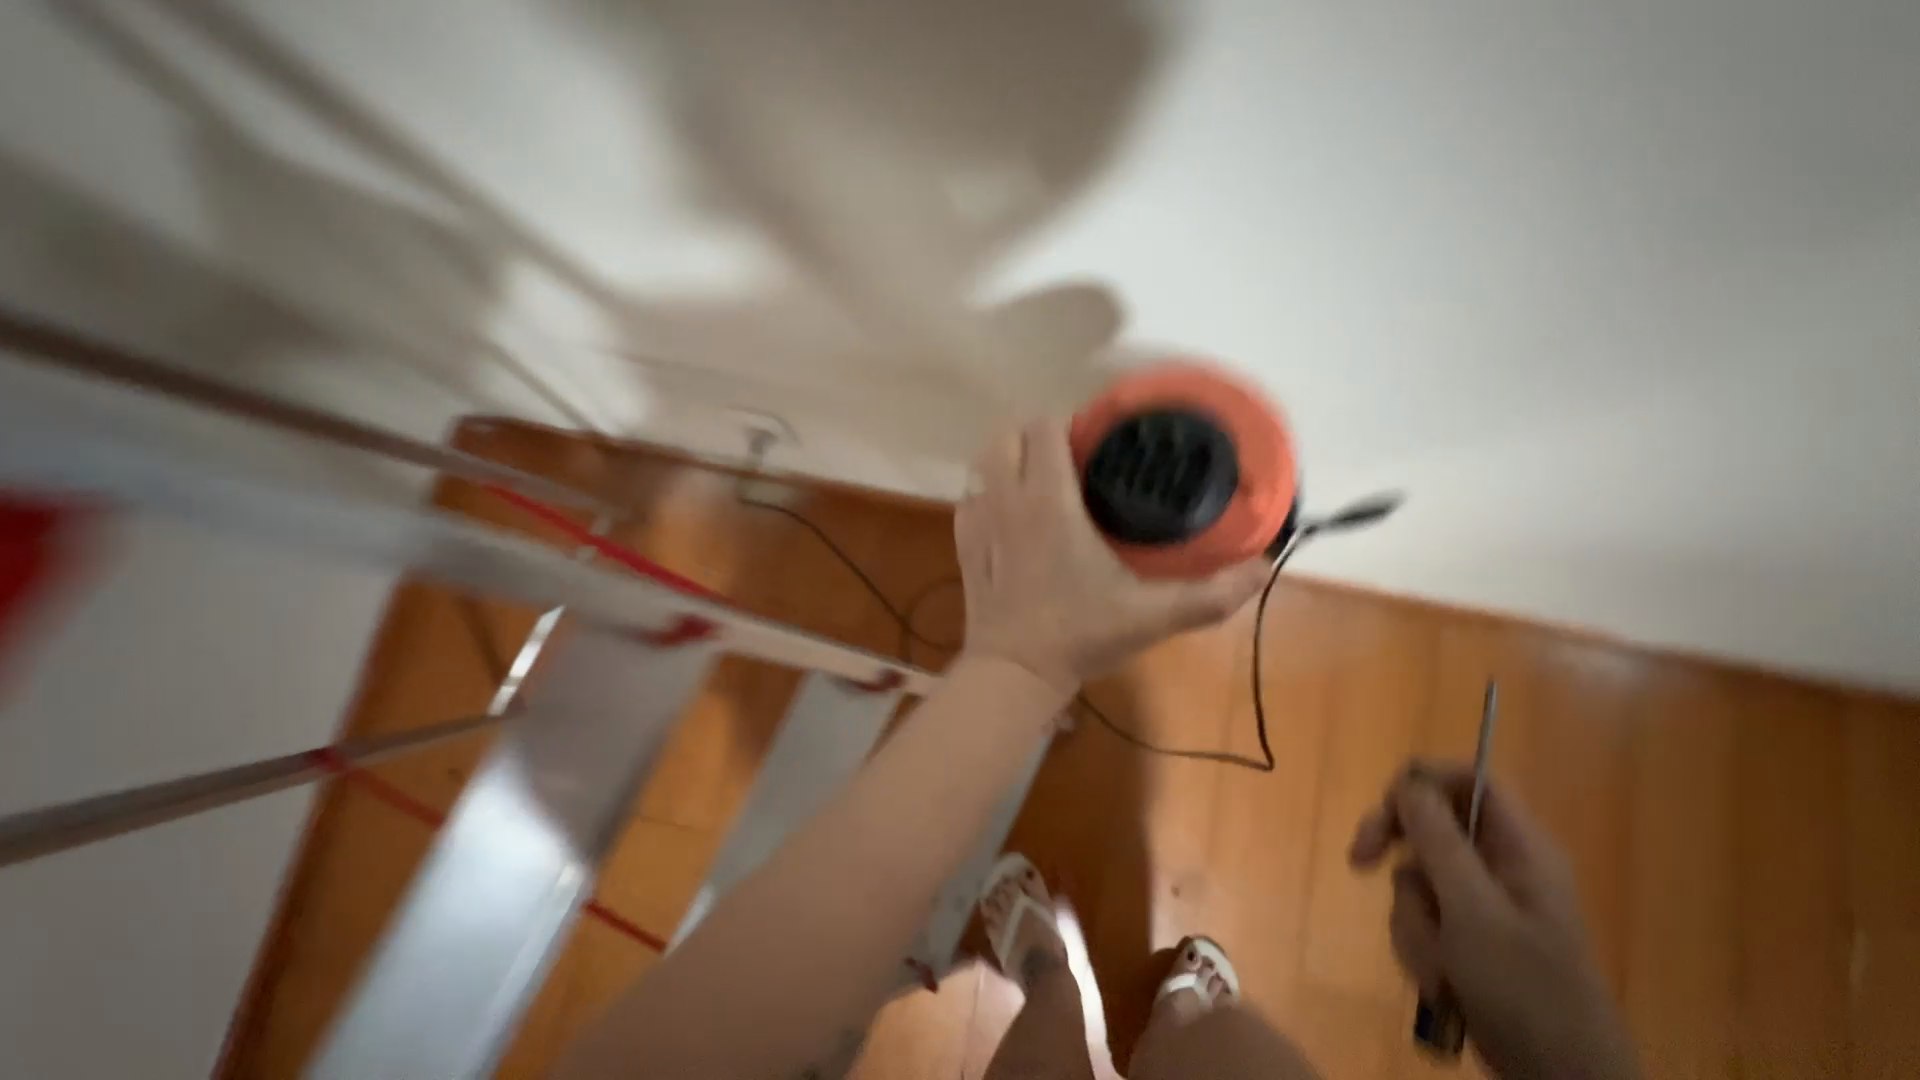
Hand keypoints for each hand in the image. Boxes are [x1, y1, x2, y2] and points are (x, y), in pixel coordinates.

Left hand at [954, 416, 1271, 694]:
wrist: (1013, 673)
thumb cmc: (1079, 636)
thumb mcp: (1151, 616)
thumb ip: (1209, 593)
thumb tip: (1263, 569)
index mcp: (1047, 500)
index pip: (1045, 426)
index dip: (1071, 423)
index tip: (1098, 442)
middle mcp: (1005, 498)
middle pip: (1008, 432)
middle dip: (1037, 434)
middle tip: (1073, 458)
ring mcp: (977, 520)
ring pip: (984, 461)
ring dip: (1011, 459)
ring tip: (1045, 480)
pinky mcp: (963, 544)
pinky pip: (972, 497)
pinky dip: (991, 493)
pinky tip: (1016, 518)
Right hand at [1348, 764, 1641, 1079]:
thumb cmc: (1524, 988)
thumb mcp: (1474, 910)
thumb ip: (1439, 840)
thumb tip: (1407, 782)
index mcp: (1519, 848)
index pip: (1467, 780)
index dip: (1421, 780)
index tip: (1385, 808)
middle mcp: (1501, 867)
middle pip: (1430, 826)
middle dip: (1394, 850)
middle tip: (1359, 862)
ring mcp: (1485, 906)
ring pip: (1417, 879)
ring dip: (1412, 919)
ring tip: (1437, 961)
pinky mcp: (1471, 940)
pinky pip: (1423, 919)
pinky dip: (1420, 945)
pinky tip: (1441, 980)